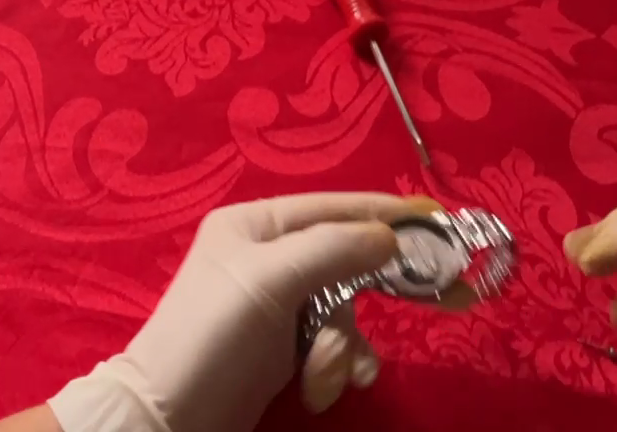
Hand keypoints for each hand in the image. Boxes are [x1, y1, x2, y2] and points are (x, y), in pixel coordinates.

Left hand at [48, 193, 405, 431]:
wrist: (168, 421)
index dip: (385, 211)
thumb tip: (389, 233)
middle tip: (447, 296)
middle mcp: (267, 255)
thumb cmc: (214, 336)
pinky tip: (316, 388)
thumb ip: (333, 250)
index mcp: (256, 224)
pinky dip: (331, 365)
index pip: (333, 207)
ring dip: (339, 346)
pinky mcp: (281, 347)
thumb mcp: (271, 281)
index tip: (436, 218)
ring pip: (342, 310)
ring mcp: (275, 304)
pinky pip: (330, 343)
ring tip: (319, 373)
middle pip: (343, 261)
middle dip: (367, 294)